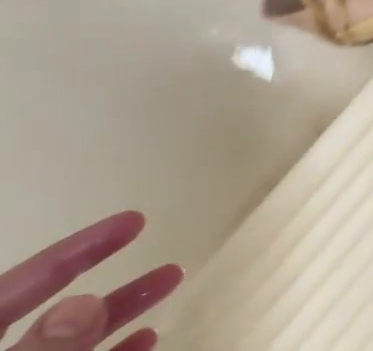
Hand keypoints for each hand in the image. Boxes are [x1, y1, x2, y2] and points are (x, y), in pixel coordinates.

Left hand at [1, 213, 182, 350]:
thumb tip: (84, 302)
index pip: (14, 287)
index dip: (71, 252)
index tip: (134, 220)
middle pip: (47, 309)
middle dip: (101, 270)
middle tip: (153, 235)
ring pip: (72, 338)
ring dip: (121, 308)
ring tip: (172, 277)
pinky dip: (114, 350)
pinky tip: (147, 337)